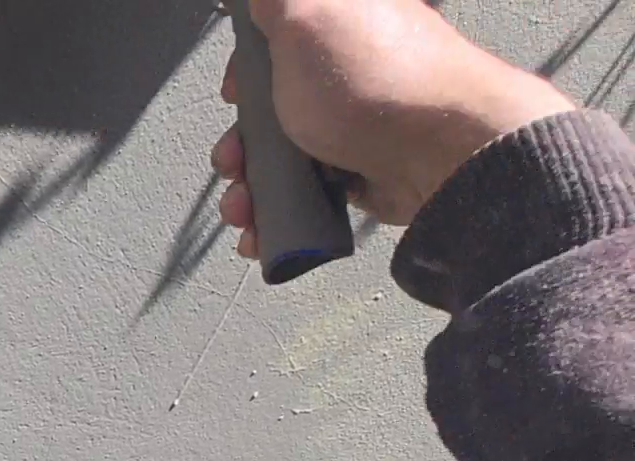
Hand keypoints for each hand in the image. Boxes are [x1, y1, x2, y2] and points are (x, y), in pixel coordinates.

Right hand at [214, 0, 572, 254]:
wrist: (435, 153)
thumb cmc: (377, 84)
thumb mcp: (311, 17)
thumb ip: (277, 1)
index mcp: (339, 33)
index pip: (274, 48)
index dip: (245, 73)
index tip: (239, 90)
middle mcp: (346, 77)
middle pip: (265, 114)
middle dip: (238, 146)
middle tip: (238, 158)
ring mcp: (347, 128)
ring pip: (273, 161)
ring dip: (245, 191)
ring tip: (247, 205)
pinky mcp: (349, 173)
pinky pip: (294, 196)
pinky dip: (270, 216)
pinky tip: (262, 225)